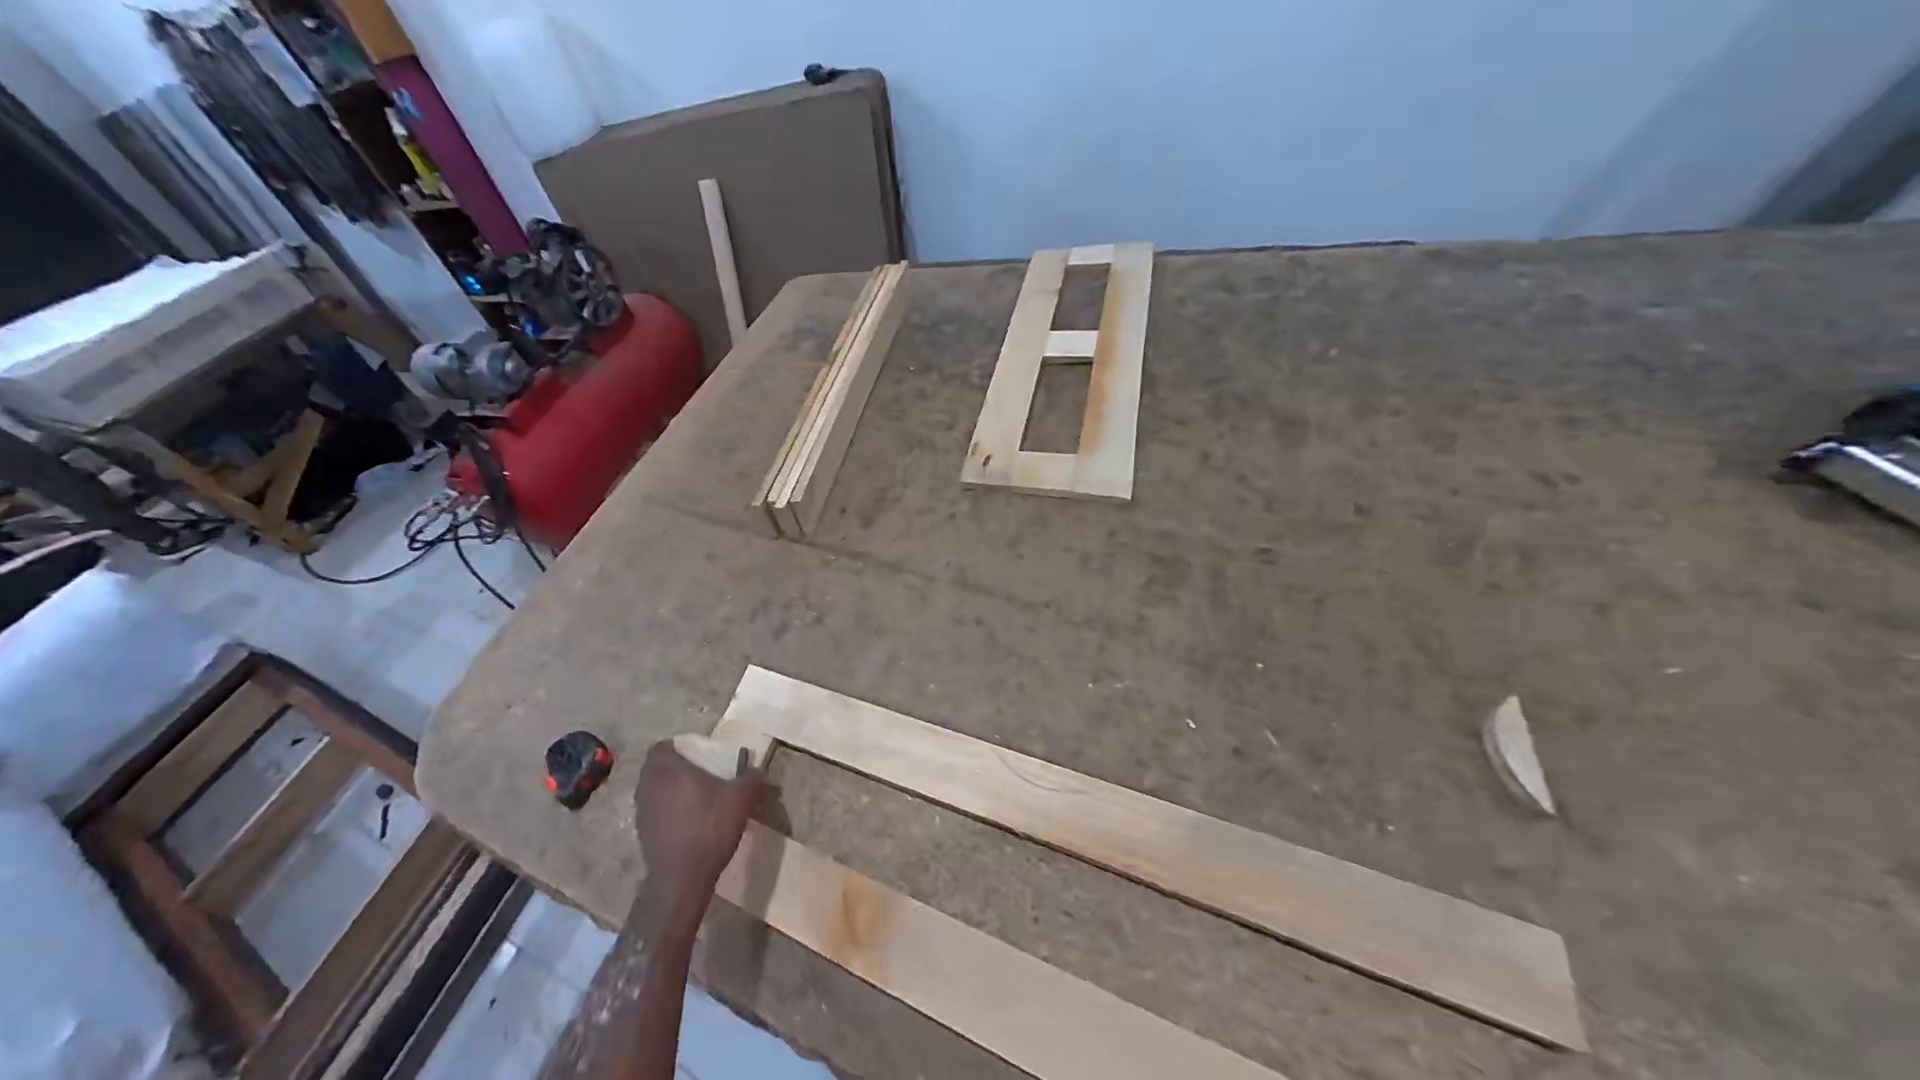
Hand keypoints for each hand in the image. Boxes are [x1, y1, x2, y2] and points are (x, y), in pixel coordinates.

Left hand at [633, 740, 763, 919]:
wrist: (682, 878)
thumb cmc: (710, 828)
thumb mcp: (742, 799)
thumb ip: (751, 777)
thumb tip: (758, 768)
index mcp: (669, 769)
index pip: (662, 746)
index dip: (680, 746)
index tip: (699, 754)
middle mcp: (649, 785)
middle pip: (656, 766)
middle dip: (675, 767)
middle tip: (699, 773)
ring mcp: (641, 810)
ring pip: (653, 788)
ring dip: (669, 788)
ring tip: (694, 797)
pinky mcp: (641, 832)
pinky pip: (653, 809)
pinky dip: (666, 809)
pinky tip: (687, 821)